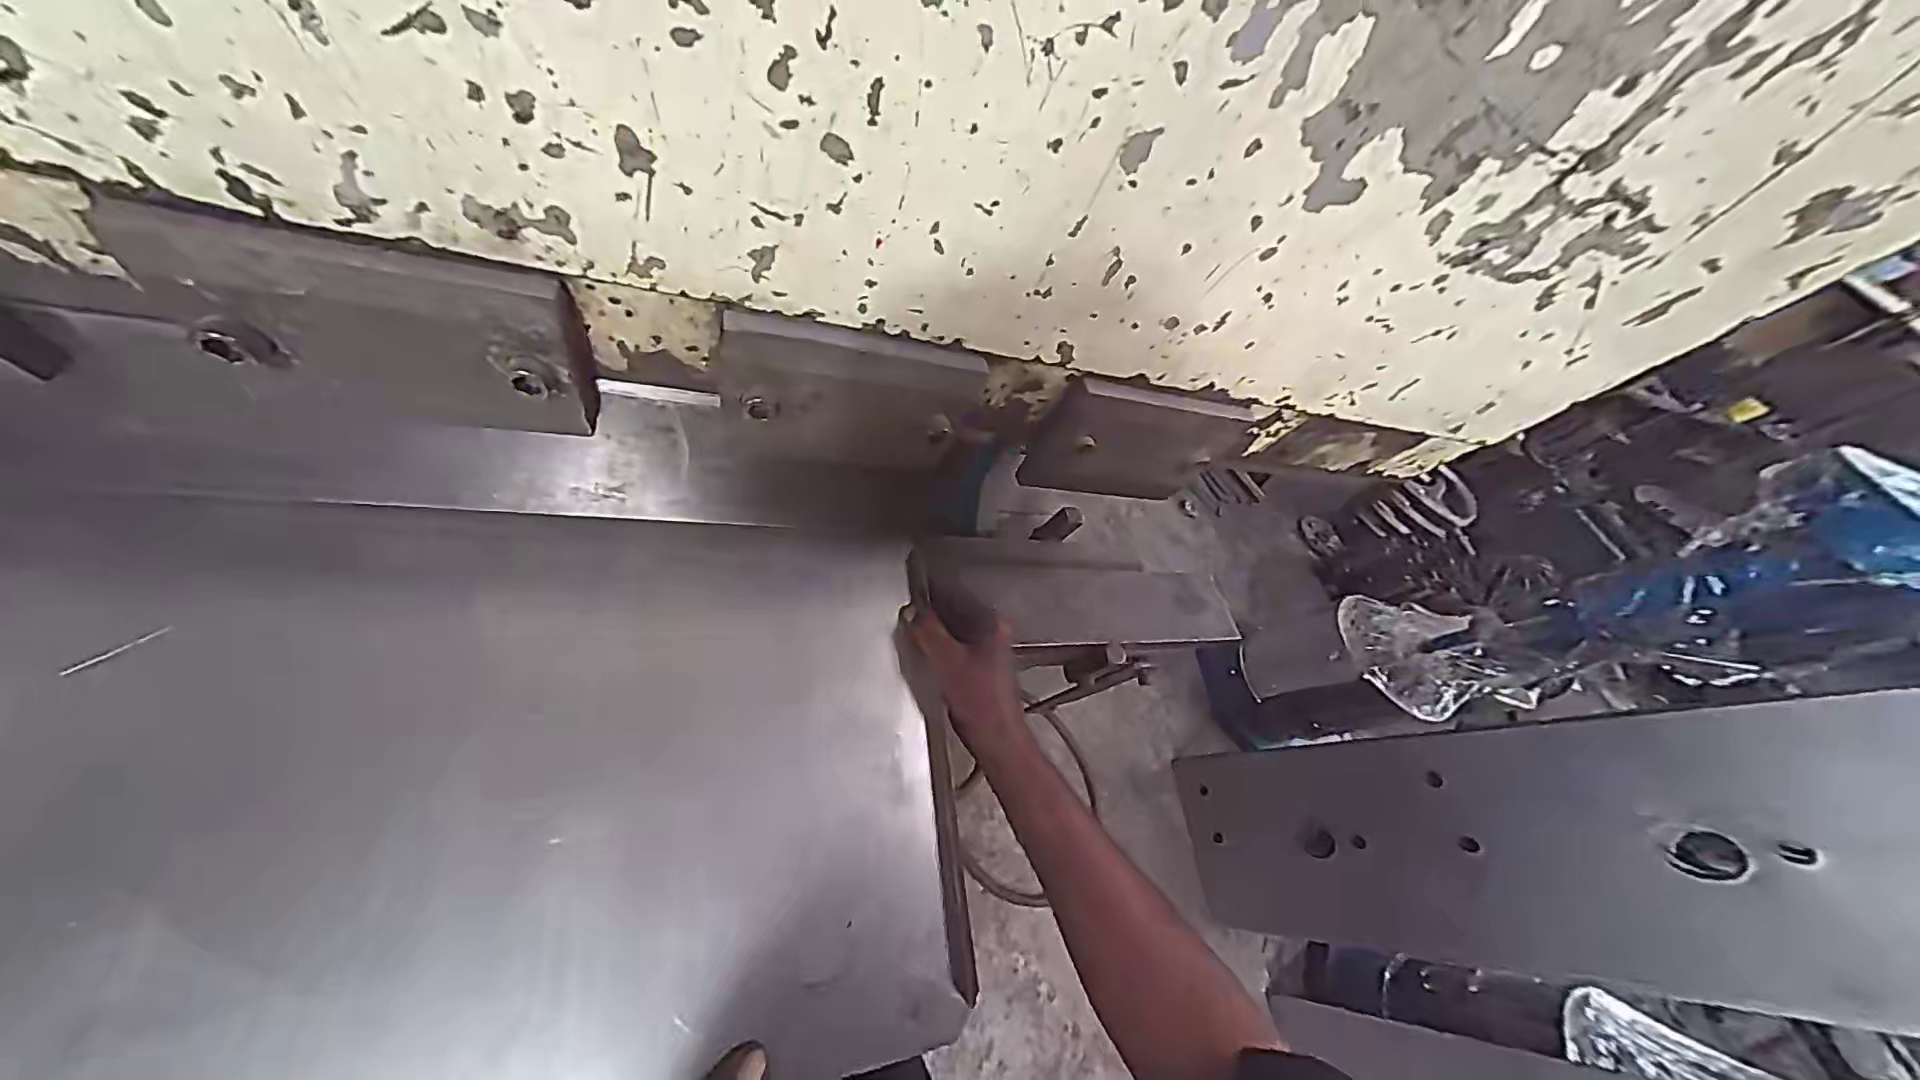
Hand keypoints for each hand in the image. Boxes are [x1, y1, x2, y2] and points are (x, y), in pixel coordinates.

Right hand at [902, 603, 1024, 749]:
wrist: (996, 740)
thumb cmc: (985, 705)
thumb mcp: (947, 661)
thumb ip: (928, 631)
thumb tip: (913, 612)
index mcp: (993, 624)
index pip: (958, 595)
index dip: (933, 594)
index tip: (914, 594)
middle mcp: (995, 634)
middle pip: (955, 613)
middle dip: (931, 616)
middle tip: (910, 615)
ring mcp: (988, 653)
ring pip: (954, 633)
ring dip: (934, 635)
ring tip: (916, 634)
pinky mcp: (979, 670)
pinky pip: (954, 651)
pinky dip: (939, 651)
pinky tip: (928, 658)